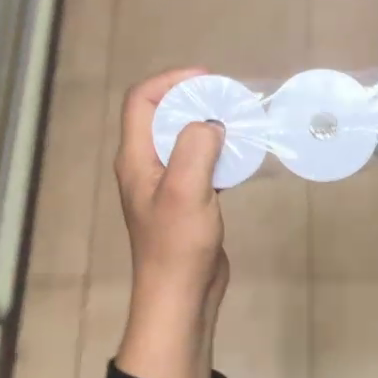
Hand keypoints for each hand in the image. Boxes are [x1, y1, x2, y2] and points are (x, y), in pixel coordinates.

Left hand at [113, 68, 230, 377]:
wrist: (181, 295)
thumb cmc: (178, 244)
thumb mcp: (186, 190)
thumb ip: (195, 147)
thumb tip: (211, 123)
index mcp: (136, 158)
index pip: (142, 101)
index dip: (171, 82)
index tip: (207, 81)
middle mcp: (145, 165)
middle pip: (163, 115)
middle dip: (195, 100)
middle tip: (230, 99)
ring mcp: (165, 184)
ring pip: (183, 139)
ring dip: (208, 125)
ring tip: (240, 121)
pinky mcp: (186, 200)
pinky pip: (199, 162)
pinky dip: (218, 151)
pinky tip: (241, 155)